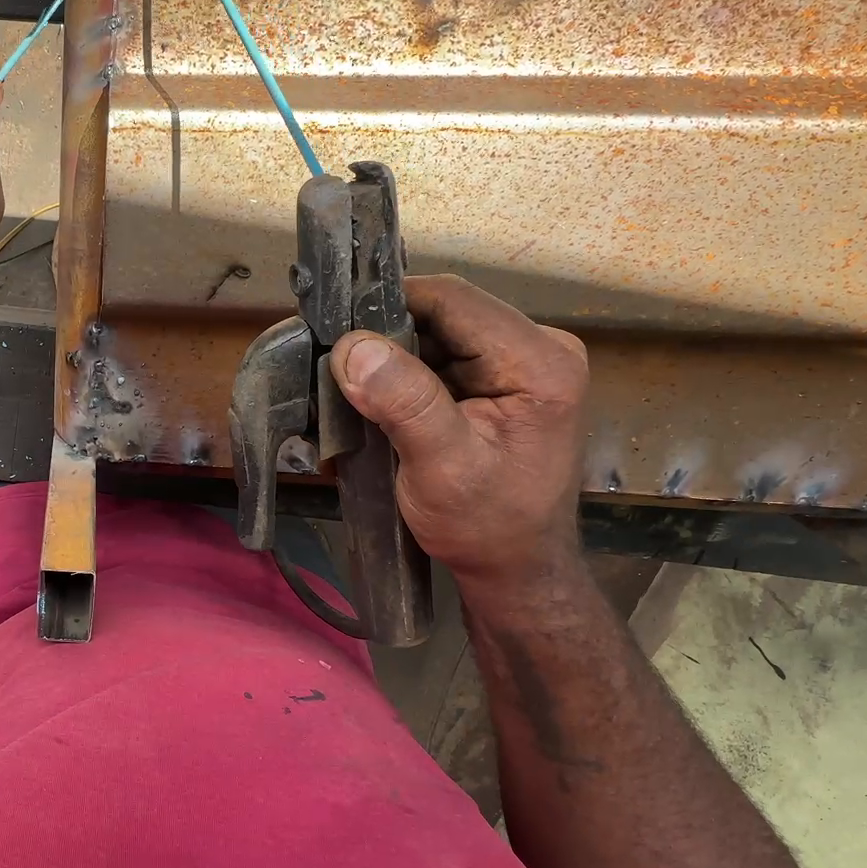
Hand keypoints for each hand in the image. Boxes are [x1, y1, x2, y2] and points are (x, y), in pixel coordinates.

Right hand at [327, 275, 588, 587]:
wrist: (513, 568)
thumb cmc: (485, 525)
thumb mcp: (443, 467)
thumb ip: (405, 403)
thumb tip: (353, 347)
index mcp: (538, 360)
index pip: (450, 299)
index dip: (386, 304)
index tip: (331, 332)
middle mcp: (533, 348)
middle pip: (439, 312)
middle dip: (380, 336)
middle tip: (328, 367)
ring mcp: (512, 363)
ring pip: (430, 333)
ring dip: (383, 358)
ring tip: (341, 388)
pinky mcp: (491, 381)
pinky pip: (432, 357)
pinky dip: (394, 376)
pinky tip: (368, 401)